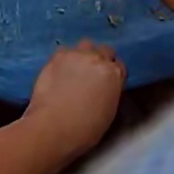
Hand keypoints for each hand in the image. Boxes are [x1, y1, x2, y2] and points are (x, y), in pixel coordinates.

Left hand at [22, 42, 124, 157]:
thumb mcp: (108, 113)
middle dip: (101, 59)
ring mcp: (78, 54)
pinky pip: (65, 51)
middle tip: (92, 73)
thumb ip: (110, 93)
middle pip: (104, 50)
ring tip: (76, 68)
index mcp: (114, 75)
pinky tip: (60, 71)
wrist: (53, 126)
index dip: (113, 73)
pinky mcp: (58, 55)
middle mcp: (98, 58)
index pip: (119, 65)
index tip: (107, 80)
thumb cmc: (84, 129)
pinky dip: (65, 58)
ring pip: (85, 45)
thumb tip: (105, 88)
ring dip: (84, 54)